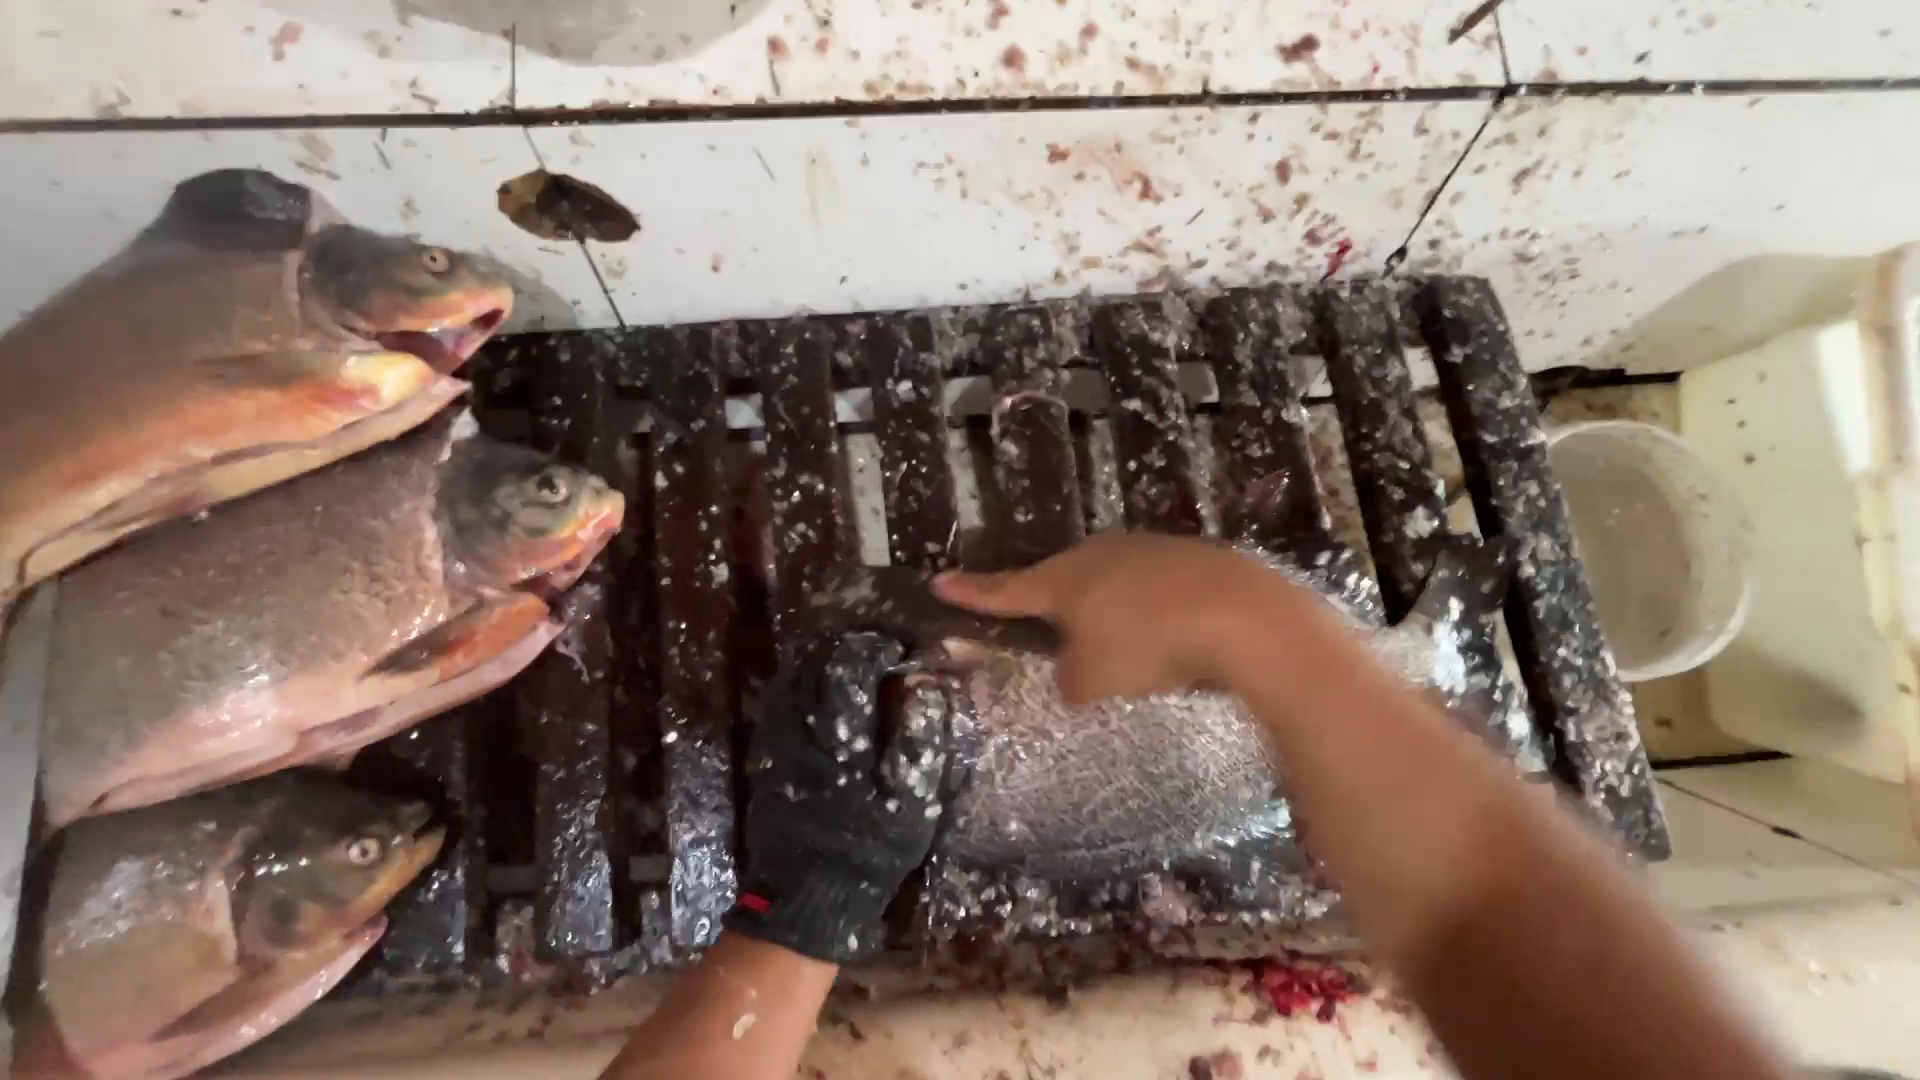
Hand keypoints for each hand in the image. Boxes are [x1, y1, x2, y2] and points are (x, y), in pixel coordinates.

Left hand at [726, 632, 949, 963]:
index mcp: (842, 736)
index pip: (852, 668)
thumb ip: (918, 739)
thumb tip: (927, 685)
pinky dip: (797, 685)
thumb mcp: (911, 801)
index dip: (875, 648)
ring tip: (845, 664)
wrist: (808, 894)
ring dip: (818, 662)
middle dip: (844, 647)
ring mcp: (778, 741)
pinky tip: (815, 692)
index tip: (896, 648)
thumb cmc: (868, 847)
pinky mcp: (765, 756)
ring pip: (791, 679)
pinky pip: (777, 703)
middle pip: (814, 664)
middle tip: (870, 649)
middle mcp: (804, 729)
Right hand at [932, 532, 1288, 703]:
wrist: (1244, 616)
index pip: (1004, 589)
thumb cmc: (1149, 648)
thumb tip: (1080, 670)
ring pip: (1114, 585)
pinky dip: (1156, 615)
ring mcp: (1149, 549)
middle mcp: (1100, 554)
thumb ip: (1070, 681)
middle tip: (1058, 638)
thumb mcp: (1091, 685)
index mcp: (1064, 580)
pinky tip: (1177, 639)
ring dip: (1113, 615)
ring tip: (1135, 654)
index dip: (970, 592)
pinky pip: (1156, 589)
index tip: (938, 581)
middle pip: (1063, 584)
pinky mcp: (1193, 558)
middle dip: (1056, 610)